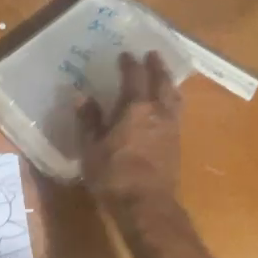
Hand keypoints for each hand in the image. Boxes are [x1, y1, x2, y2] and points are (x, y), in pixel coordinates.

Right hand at [79, 51, 181, 212]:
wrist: (146, 204)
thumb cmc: (113, 175)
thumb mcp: (91, 148)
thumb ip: (89, 120)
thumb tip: (81, 95)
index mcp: (135, 109)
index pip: (134, 78)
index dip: (129, 64)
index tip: (125, 54)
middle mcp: (158, 112)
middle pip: (161, 82)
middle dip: (156, 67)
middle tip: (152, 55)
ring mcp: (171, 127)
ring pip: (173, 96)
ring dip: (168, 83)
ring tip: (163, 77)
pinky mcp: (176, 143)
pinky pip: (176, 112)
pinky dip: (171, 101)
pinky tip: (166, 106)